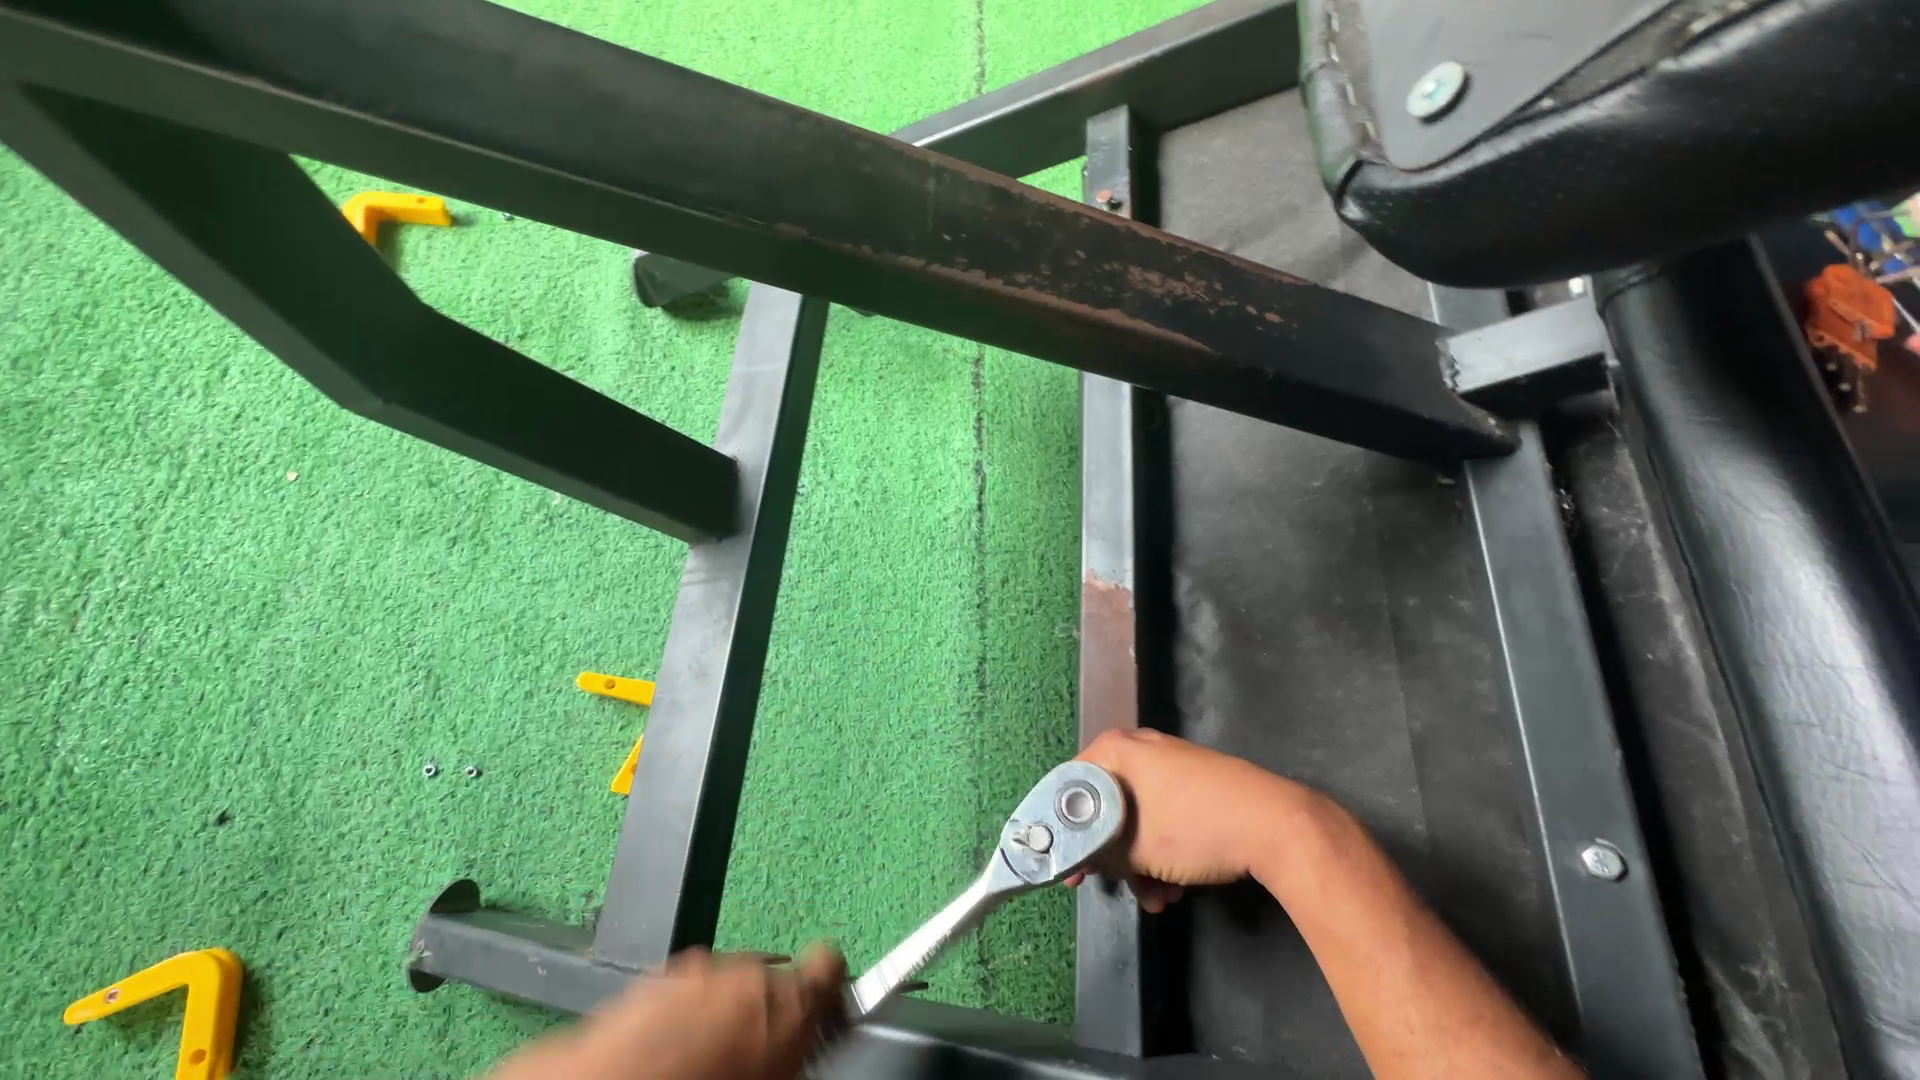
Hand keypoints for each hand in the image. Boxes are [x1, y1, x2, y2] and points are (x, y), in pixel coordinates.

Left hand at [485, 945, 845, 1079]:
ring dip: (727, 1014)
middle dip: (770, 1014)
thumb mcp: (769, 1078)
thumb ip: (792, 1056)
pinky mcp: (658, 976)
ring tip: (705, 1065)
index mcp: (785, 1005)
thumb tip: (798, 1053)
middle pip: (777, 979)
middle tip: (755, 1062)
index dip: (832, 990)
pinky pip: (691, 990)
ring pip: (731, 985)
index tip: (827, 1014)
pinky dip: (688, 1014)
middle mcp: (746, 975)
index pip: (832, 965)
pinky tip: (670, 1060)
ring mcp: (699, 972)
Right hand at [1073, 729, 1319, 911]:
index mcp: (1116, 749)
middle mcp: (1141, 748)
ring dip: (1140, 863)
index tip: (1067, 867)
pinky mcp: (1196, 784)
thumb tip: (1079, 858)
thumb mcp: (1132, 849)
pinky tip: (1176, 887)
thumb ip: (1095, 851)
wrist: (1275, 825)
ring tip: (1157, 897)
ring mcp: (1171, 764)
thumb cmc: (1194, 827)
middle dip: (1111, 855)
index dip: (1061, 831)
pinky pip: (1163, 816)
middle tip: (1111, 885)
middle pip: (1103, 805)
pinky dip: (1163, 851)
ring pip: (1136, 817)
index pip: (1067, 786)